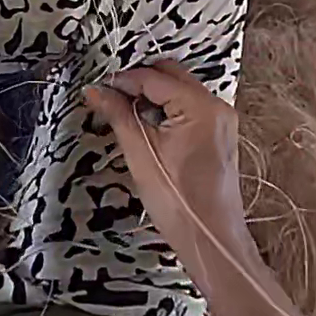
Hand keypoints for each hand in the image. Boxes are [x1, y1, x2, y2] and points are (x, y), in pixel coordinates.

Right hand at [86, 61, 250, 268]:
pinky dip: (165, 105)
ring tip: (125, 110)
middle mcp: (216, 106)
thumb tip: (94, 89)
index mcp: (199, 106)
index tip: (99, 89)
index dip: (122, 80)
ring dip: (151, 92)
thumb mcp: (139, 151)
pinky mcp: (219, 132)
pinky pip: (187, 103)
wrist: (211, 242)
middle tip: (111, 96)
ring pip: (177, 86)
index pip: (152, 77)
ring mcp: (221, 119)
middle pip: (169, 73)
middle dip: (138, 80)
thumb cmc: (176, 198)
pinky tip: (147, 122)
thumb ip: (117, 112)